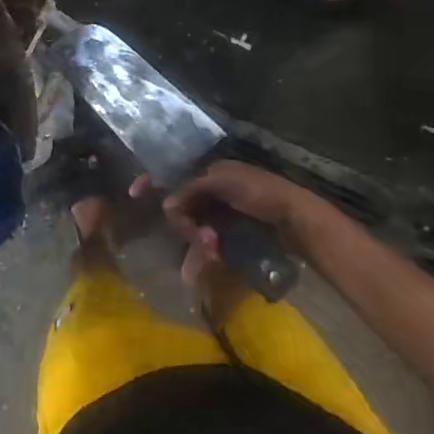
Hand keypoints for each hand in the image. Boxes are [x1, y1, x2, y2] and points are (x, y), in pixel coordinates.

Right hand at [132, 160, 314, 283]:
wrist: (297, 220)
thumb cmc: (262, 193)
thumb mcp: (225, 183)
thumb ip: (192, 190)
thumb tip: (166, 204)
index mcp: (210, 170)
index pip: (174, 172)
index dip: (154, 180)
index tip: (135, 193)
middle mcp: (212, 189)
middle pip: (182, 206)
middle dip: (186, 224)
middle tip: (201, 239)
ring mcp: (220, 212)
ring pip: (194, 226)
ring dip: (197, 240)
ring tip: (213, 253)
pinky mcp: (230, 233)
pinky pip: (207, 240)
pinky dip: (205, 251)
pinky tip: (208, 262)